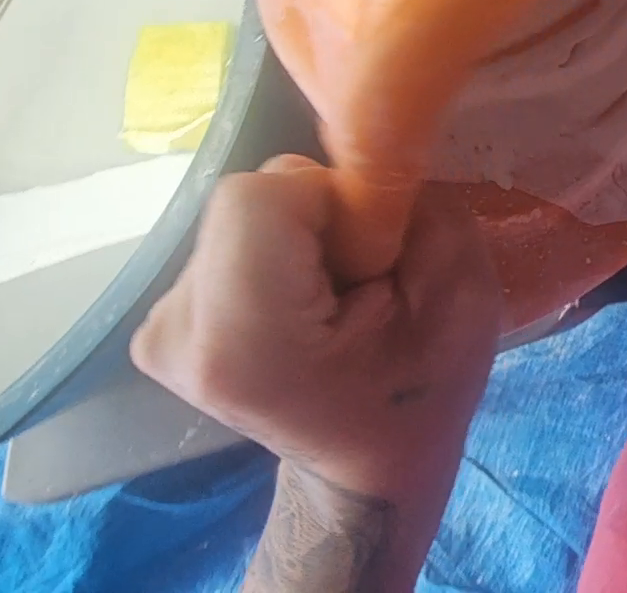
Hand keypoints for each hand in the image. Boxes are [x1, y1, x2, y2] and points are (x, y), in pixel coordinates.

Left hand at [130, 155, 502, 499]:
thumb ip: (424, 215)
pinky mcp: (166, 315)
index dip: (339, 196)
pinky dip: (286, 244)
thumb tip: (377, 168)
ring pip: (246, 209)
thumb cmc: (427, 387)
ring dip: (309, 227)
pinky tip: (313, 293)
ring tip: (343, 285)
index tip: (382, 248)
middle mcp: (177, 328)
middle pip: (253, 196)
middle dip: (326, 211)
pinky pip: (236, 232)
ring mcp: (160, 325)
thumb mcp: (466, 295)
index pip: (264, 194)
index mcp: (248, 338)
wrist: (366, 458)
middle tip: (372, 268)